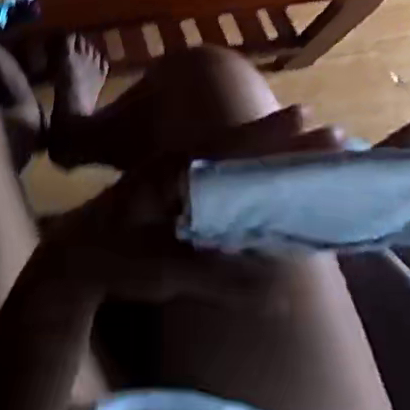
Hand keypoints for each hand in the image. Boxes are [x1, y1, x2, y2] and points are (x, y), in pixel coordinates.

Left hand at [41, 106, 343, 305]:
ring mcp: (176, 171)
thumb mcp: (158, 272)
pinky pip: (220, 167)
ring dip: (267, 146)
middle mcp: (176, 163)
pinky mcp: (177, 186)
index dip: (266, 136)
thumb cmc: (112, 258)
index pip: (227, 150)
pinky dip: (248, 164)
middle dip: (282, 138)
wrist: (74, 253)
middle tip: (334, 133)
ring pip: (228, 152)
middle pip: (235, 144)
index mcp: (169, 172)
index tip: (306, 119)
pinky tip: (273, 174)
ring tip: (313, 141)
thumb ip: (213, 278)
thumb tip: (282, 291)